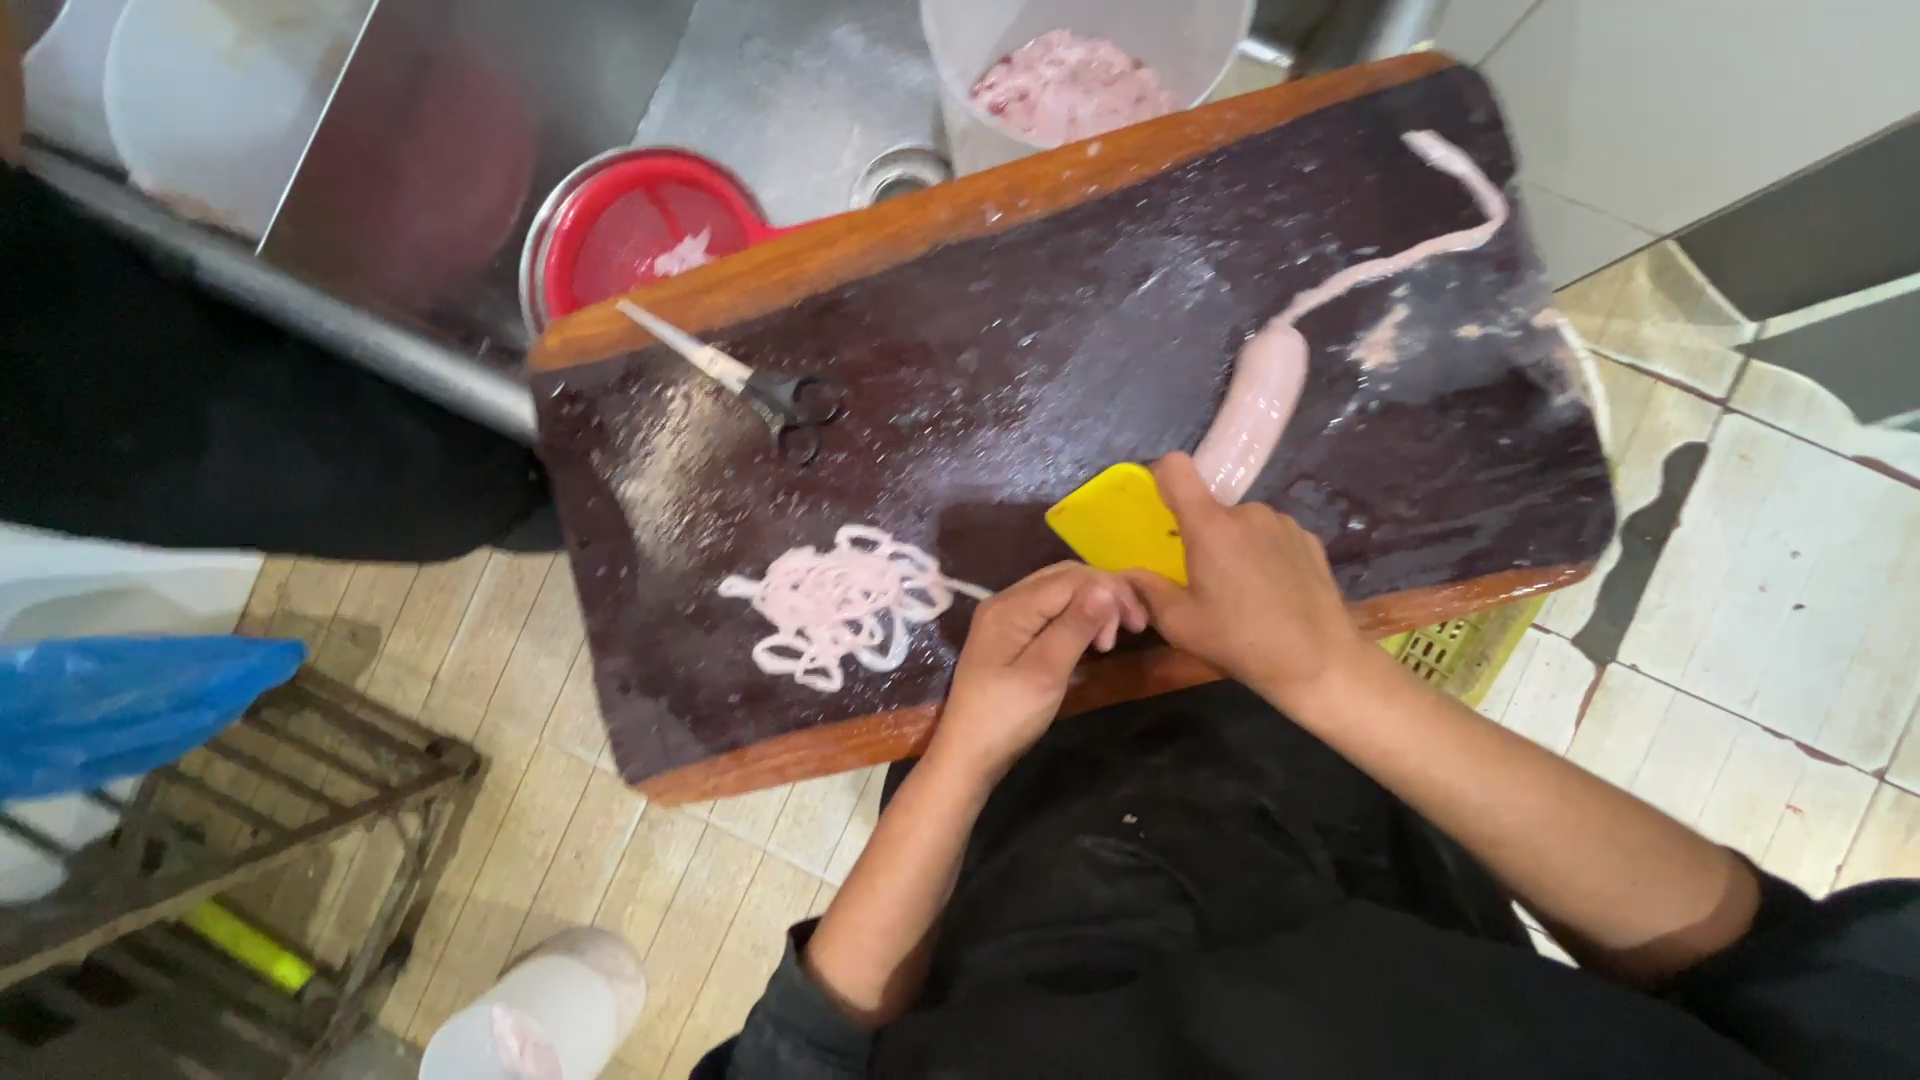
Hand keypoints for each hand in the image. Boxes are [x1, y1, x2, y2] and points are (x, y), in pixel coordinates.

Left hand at [929, 562, 1147, 781]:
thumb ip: (1075, 627)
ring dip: (1091, 607)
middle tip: (1130, 629)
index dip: (1110, 592)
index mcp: (1010, 606)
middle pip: (1065, 578)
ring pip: (1058, 592)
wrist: (966, 754)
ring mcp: (1004, 618)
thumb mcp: (1046, 673)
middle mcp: (1004, 601)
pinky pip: (1048, 610)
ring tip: (1108, 641)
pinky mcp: (1007, 635)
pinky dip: (1075, 618)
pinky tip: (1088, 640)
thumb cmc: (1006, 717)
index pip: (1071, 577)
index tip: (1137, 625)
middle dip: (1103, 595)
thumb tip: (1107, 587)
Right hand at [1122, 452, 1366, 706]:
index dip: (1160, 477)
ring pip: (1242, 522)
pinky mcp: (1308, 538)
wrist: (1319, 662)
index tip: (1158, 507)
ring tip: (1240, 588)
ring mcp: (1283, 522)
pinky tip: (1271, 591)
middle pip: (1210, 507)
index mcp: (1210, 525)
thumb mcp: (1179, 624)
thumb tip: (1126, 573)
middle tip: (1203, 578)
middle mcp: (1248, 512)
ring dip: (1233, 543)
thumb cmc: (1239, 641)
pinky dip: (1262, 553)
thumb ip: (1146, 589)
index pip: (1177, 468)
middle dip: (1200, 534)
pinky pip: (1271, 535)